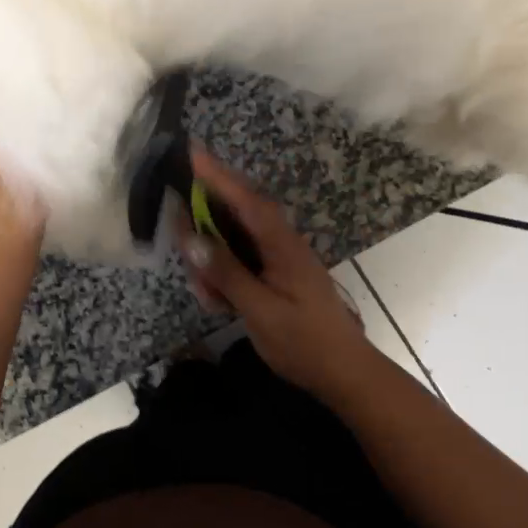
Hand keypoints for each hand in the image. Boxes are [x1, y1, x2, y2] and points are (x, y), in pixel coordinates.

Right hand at [179, 145, 370, 400]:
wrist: (346, 376)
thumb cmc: (306, 342)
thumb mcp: (261, 310)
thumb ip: (225, 273)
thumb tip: (190, 239)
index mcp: (280, 243)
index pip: (244, 198)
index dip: (216, 174)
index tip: (190, 151)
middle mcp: (278, 242)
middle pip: (231, 215)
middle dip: (202, 229)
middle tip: (181, 245)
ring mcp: (276, 258)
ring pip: (230, 242)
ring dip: (211, 262)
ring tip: (206, 295)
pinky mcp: (273, 275)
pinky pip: (238, 262)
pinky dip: (222, 277)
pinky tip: (217, 303)